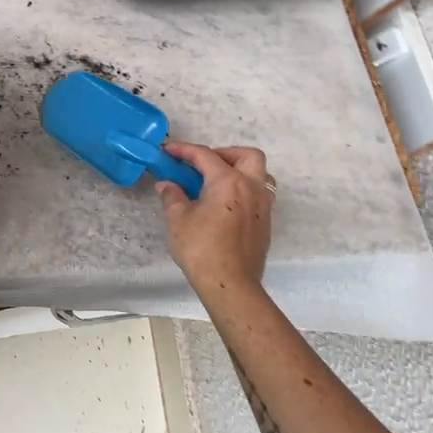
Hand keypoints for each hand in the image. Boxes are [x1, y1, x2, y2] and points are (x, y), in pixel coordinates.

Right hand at [157, 142, 273, 294]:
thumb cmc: (200, 247)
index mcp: (228, 182)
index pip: (205, 155)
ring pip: (259, 174)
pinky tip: (223, 204)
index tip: (167, 151)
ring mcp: (263, 206)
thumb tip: (168, 185)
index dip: (184, 150)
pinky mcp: (265, 222)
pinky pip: (258, 194)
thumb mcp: (177, 218)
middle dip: (224, 153)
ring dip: (239, 171)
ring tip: (216, 183)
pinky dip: (242, 189)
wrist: (230, 283)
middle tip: (202, 165)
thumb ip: (172, 196)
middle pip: (247, 156)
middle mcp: (251, 188)